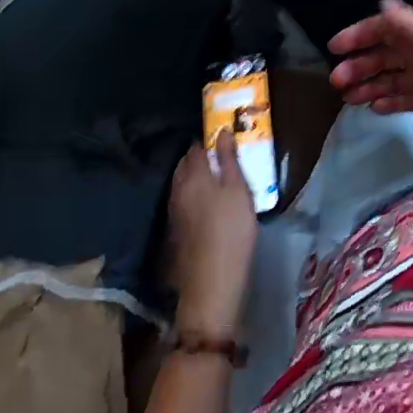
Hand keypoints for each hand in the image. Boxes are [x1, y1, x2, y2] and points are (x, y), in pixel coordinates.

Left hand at [168, 129, 257, 335]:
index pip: (197, 146)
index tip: (225, 139)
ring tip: (218, 179)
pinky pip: (184, 200)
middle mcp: (178, 187)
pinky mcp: (176, 229)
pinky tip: (208, 204)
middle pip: (186, 164)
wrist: (211, 282)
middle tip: (224, 159)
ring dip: (197, 176)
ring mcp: (174, 210)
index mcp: (193, 174)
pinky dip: (194, 195)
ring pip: (183, 183)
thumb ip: (229, 159)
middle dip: (201, 158)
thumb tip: (222, 131)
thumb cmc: (231, 230)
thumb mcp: (238, 190)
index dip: (210, 140)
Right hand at [327, 0, 412, 164]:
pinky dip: (390, 101)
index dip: (361, 34)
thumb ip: (412, 25)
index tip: (334, 47)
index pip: (390, 27)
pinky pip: (408, 100)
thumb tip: (382, 3)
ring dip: (370, 84)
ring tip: (348, 97)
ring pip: (394, 78)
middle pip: (388, 54)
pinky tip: (374, 108)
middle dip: (361, 63)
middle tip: (337, 80)